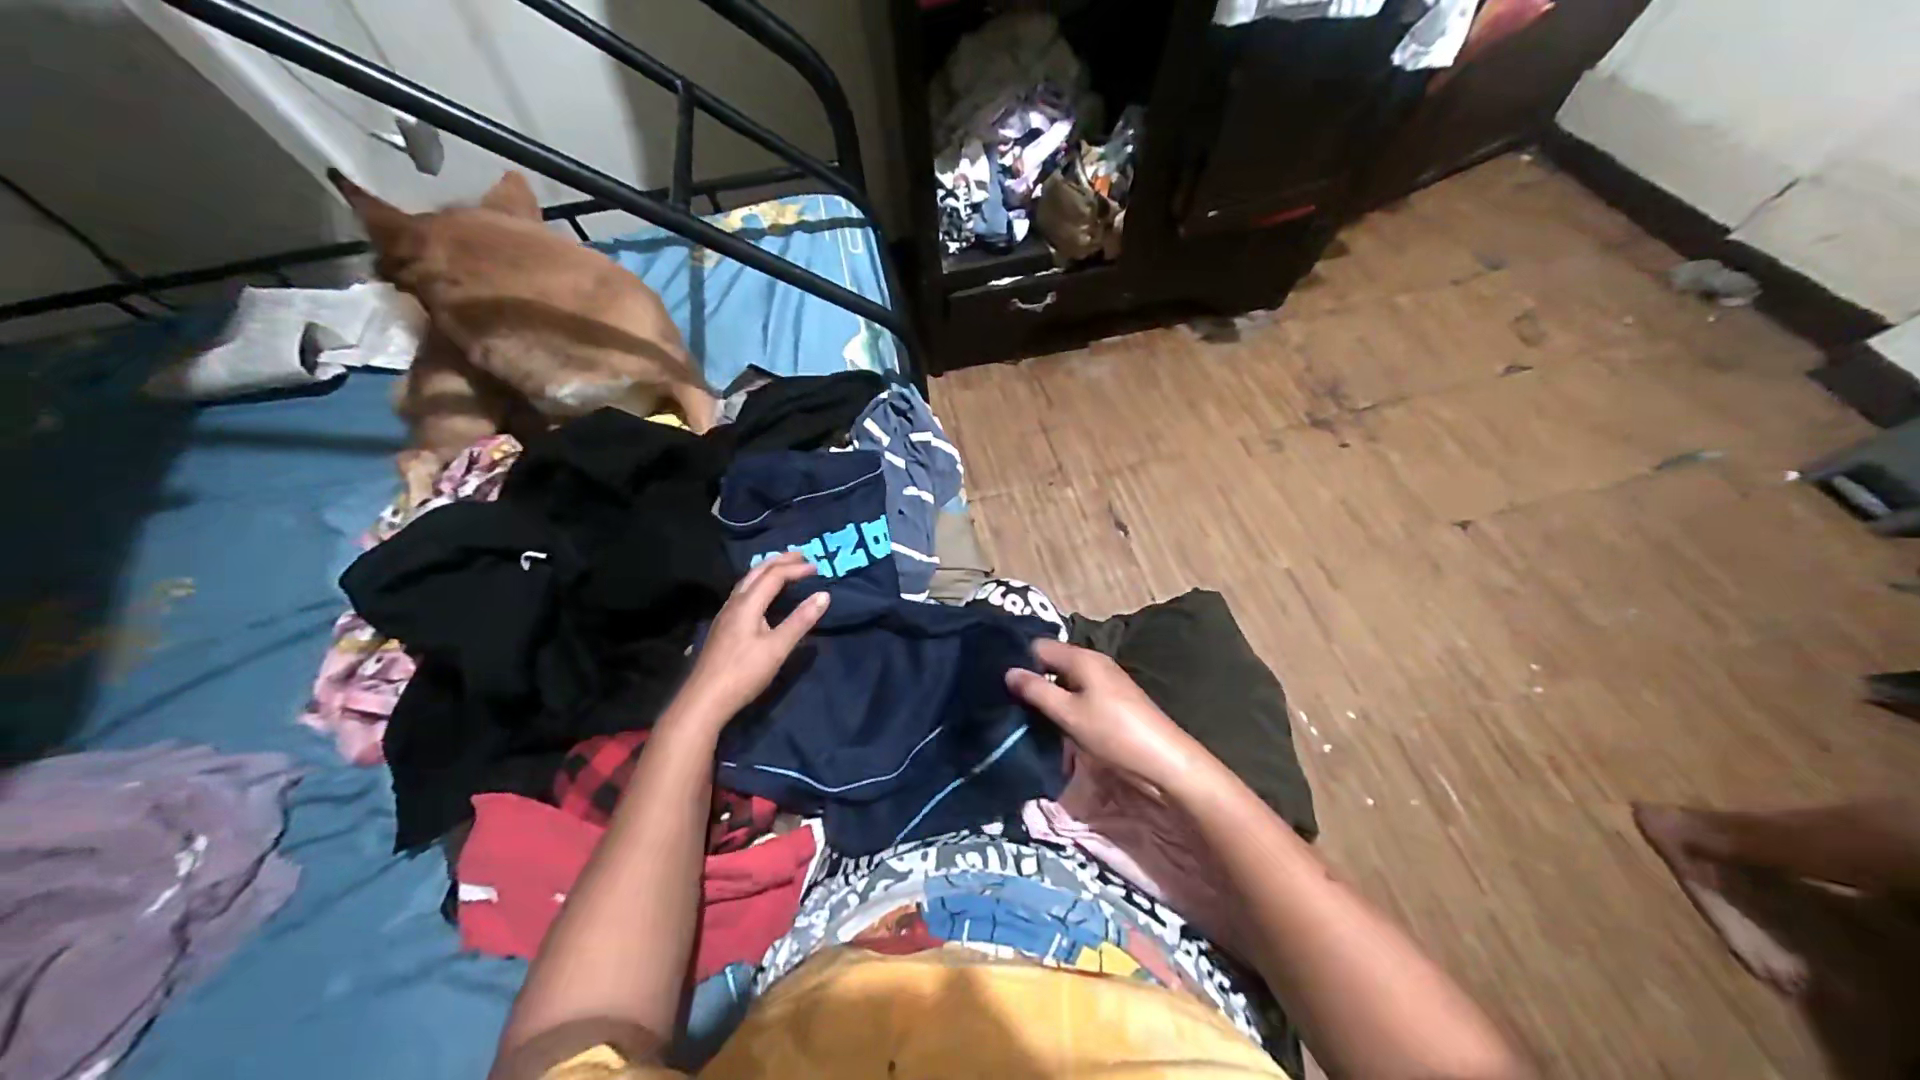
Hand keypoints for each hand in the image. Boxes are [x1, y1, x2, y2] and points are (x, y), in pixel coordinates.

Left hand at [679, 552, 829, 721]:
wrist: (705, 699)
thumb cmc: (744, 673)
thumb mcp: (778, 648)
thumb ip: (800, 620)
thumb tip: (823, 595)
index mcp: (747, 604)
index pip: (774, 575)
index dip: (796, 568)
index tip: (818, 567)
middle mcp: (734, 603)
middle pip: (757, 572)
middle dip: (780, 560)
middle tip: (802, 555)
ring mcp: (725, 615)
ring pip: (747, 582)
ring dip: (767, 570)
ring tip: (784, 568)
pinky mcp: (723, 626)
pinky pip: (743, 593)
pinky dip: (759, 584)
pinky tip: (762, 596)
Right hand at [1005, 638, 1219, 799]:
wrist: (1164, 762)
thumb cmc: (1114, 733)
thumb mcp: (1069, 714)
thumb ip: (1037, 691)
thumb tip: (1008, 672)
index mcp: (1082, 658)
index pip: (1039, 646)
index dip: (1020, 660)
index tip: (999, 682)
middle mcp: (1094, 663)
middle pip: (1052, 662)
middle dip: (1032, 678)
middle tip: (1006, 701)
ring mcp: (1105, 682)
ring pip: (1065, 680)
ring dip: (1048, 695)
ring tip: (1024, 714)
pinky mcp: (1112, 701)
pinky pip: (1078, 694)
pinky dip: (1064, 705)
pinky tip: (1053, 723)